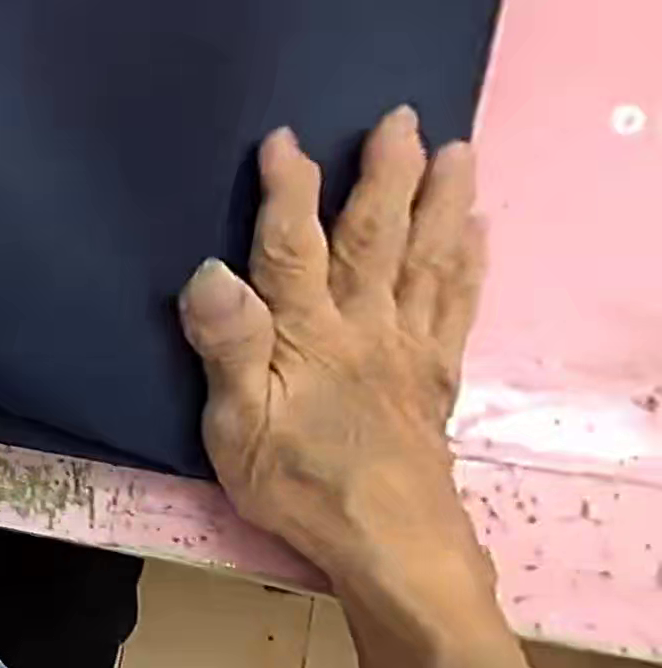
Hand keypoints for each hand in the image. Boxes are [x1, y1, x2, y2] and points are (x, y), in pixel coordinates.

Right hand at [178, 107, 489, 596]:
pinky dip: (466, 258)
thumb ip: (226, 346)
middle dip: (380, 177)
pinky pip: (455, 301)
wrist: (381, 533)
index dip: (287, 193)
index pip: (292, 250)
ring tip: (450, 151)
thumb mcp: (233, 421)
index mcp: (305, 336)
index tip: (282, 144)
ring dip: (437, 200)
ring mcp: (406, 346)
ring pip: (424, 258)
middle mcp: (363, 326)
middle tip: (396, 121)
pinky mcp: (432, 373)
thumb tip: (208, 274)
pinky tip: (473, 231)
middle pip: (373, 239)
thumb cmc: (290, 480)